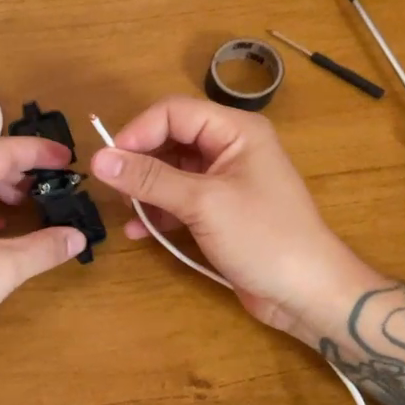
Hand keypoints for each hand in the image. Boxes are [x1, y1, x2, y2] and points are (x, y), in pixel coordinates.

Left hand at [0, 137, 88, 361]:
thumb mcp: (5, 269)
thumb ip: (44, 248)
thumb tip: (78, 236)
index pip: (3, 150)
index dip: (38, 150)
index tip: (69, 160)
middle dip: (24, 164)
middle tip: (56, 178)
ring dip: (5, 184)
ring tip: (33, 201)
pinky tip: (5, 227)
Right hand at [88, 96, 380, 340]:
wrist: (305, 291)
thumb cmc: (263, 238)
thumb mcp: (203, 204)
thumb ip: (150, 179)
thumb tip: (99, 159)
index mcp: (236, 131)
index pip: (173, 112)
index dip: (137, 132)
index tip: (106, 162)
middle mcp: (230, 149)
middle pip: (170, 140)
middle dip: (139, 163)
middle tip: (114, 190)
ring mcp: (225, 182)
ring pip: (170, 172)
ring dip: (145, 191)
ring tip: (128, 213)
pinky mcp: (219, 212)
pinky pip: (178, 201)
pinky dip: (158, 213)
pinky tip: (140, 232)